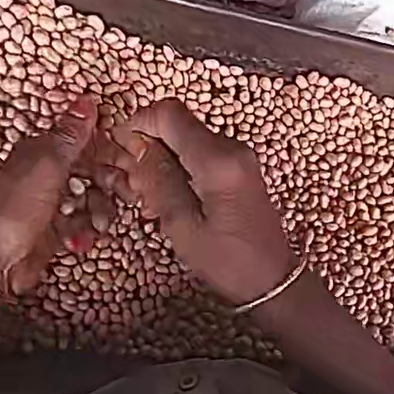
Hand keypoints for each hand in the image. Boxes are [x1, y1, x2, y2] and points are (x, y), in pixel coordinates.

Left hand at [0, 98, 121, 293]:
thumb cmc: (11, 210)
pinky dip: (84, 233)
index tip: (130, 164)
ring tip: (98, 226)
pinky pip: (80, 227)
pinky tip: (80, 241)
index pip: (86, 144)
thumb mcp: (46, 166)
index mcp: (42, 153)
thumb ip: (70, 136)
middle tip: (125, 196)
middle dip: (112, 186)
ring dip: (100, 213)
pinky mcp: (53, 233)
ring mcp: (50, 206)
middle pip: (93, 174)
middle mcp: (47, 177)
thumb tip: (86, 101)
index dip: (110, 153)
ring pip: (90, 202)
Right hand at [114, 99, 294, 303]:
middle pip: (179, 125)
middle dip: (149, 145)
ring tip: (150, 197)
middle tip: (133, 181)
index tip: (121, 147)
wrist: (272, 279)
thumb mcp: (183, 226)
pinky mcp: (241, 169)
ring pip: (188, 139)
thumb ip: (158, 180)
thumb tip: (136, 146)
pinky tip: (172, 197)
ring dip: (164, 158)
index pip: (169, 114)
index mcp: (218, 161)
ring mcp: (240, 157)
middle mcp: (233, 149)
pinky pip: (203, 154)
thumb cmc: (228, 261)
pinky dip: (181, 167)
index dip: (139, 123)